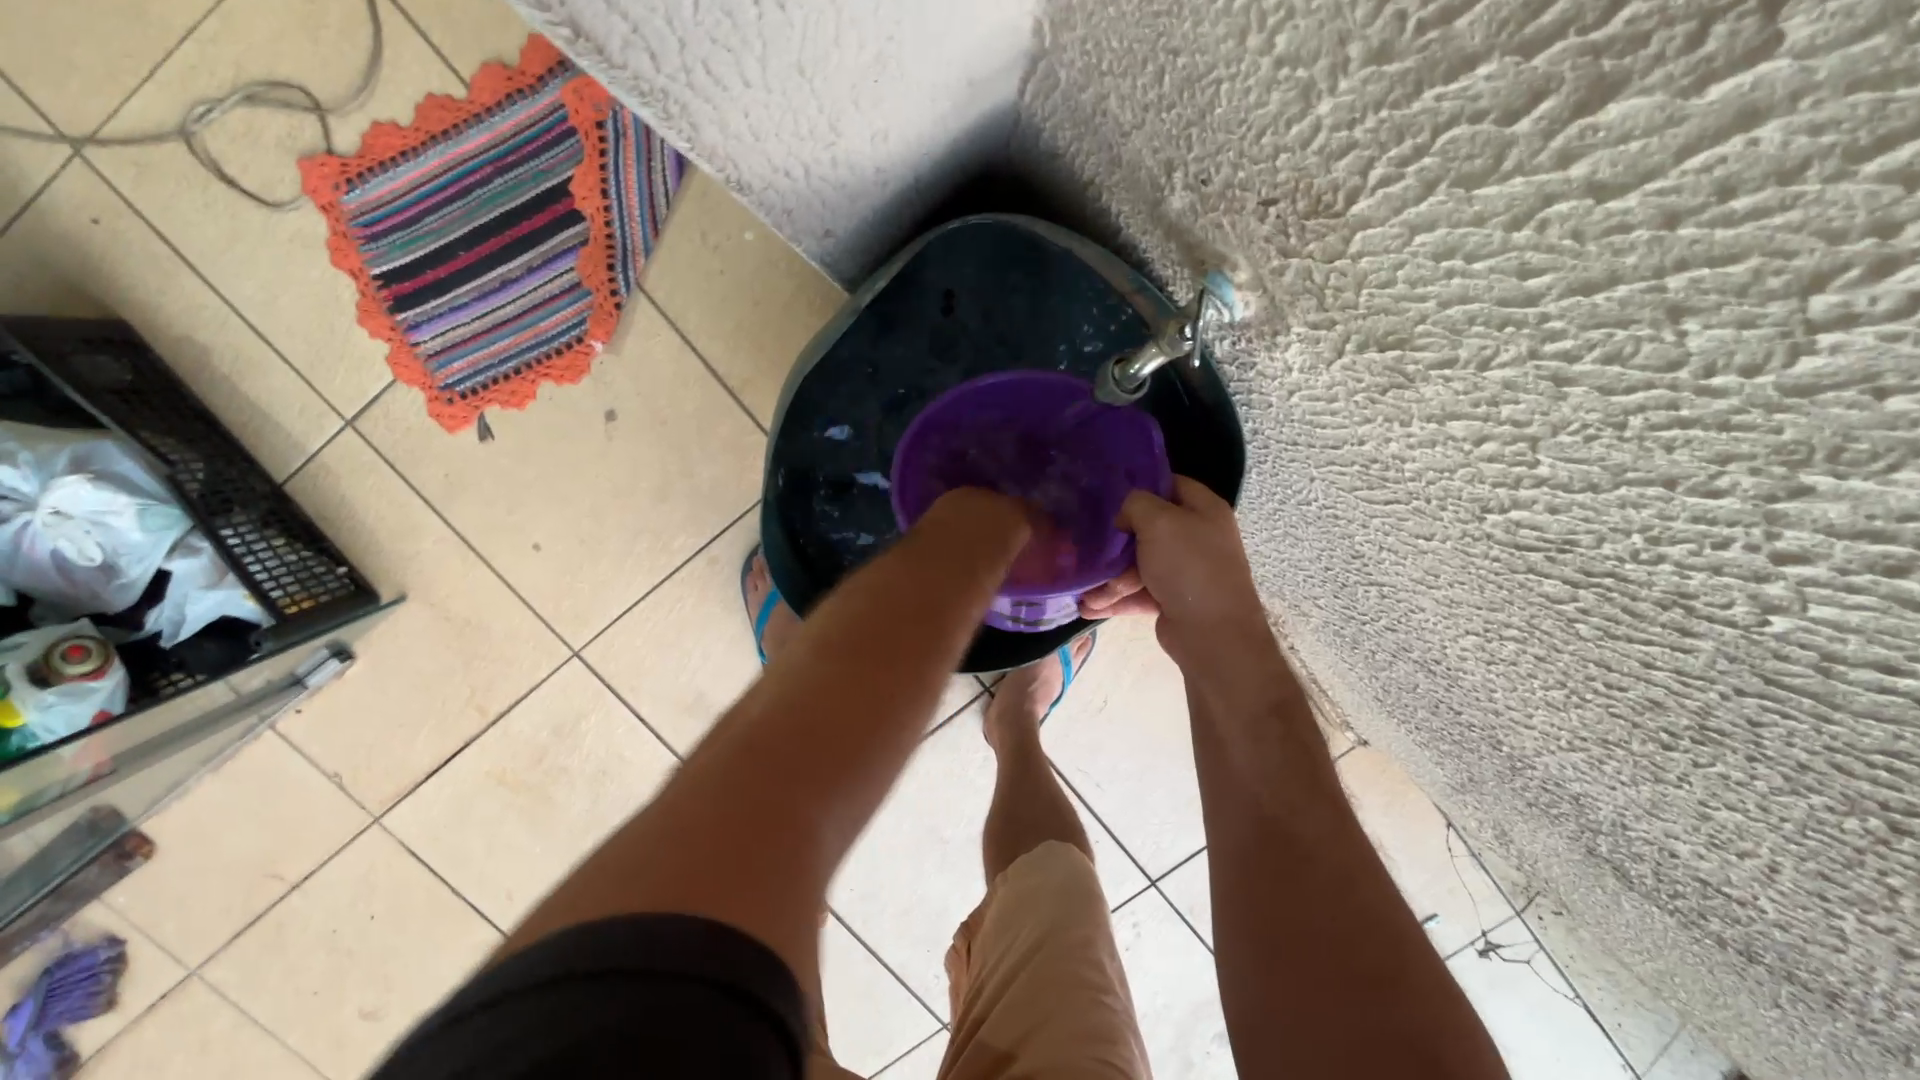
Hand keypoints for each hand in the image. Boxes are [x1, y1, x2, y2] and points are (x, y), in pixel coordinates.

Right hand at [1079, 476, 1265, 660]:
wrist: (1212, 633)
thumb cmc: (1188, 566)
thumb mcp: (1159, 521)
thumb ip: (1136, 504)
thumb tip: (1126, 517)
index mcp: (1204, 510)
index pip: (1171, 485)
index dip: (1142, 486)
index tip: (1109, 494)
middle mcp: (1198, 538)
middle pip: (1151, 529)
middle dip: (1118, 540)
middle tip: (1089, 542)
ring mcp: (1187, 572)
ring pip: (1141, 564)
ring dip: (1112, 577)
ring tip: (1084, 590)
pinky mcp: (1174, 601)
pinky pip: (1140, 593)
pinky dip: (1117, 599)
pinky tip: (1089, 607)